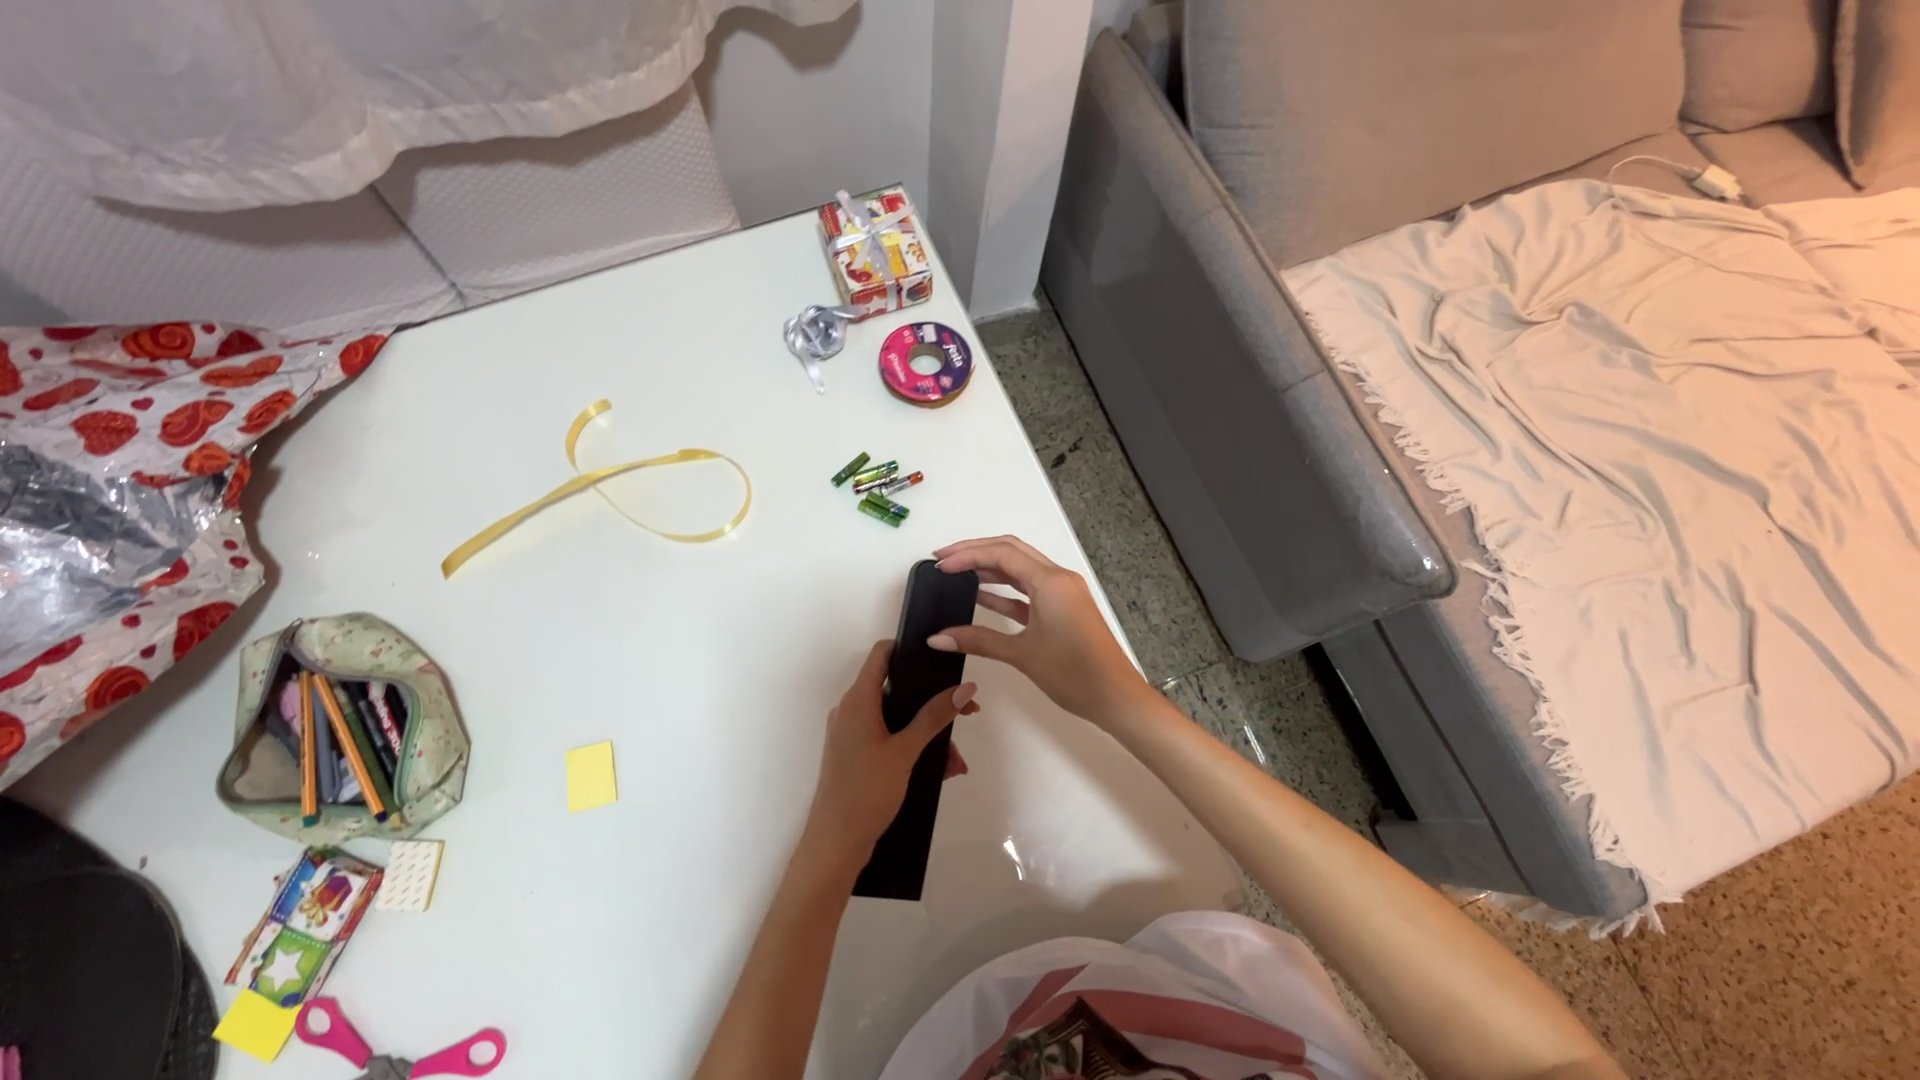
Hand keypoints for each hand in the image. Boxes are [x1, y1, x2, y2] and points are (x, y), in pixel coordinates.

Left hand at [799, 640, 979, 872]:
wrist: (836, 842)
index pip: (881, 655)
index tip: (940, 656)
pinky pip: (891, 740)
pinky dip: (915, 749)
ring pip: (898, 720)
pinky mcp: (856, 755)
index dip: (909, 648)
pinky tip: (943, 771)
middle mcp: (851, 710)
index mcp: (858, 700)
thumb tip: (965, 688)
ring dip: (929, 735)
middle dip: (933, 703)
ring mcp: (852, 734)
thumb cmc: (867, 790)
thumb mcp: (906, 751)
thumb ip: (935, 716)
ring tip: (957, 761)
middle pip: (897, 691)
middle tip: (967, 714)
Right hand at [927, 536, 1152, 727]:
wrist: (1116, 697)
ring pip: (1021, 569)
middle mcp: (1059, 579)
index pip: (1002, 553)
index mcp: (1051, 581)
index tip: (940, 564)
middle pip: (1011, 551)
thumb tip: (938, 638)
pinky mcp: (1063, 609)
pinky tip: (981, 597)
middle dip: (976, 551)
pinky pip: (1029, 590)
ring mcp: (1063, 593)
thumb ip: (977, 640)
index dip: (968, 555)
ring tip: (957, 575)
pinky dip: (1005, 590)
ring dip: (990, 569)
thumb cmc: (1075, 674)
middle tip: (944, 560)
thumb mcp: (1021, 654)